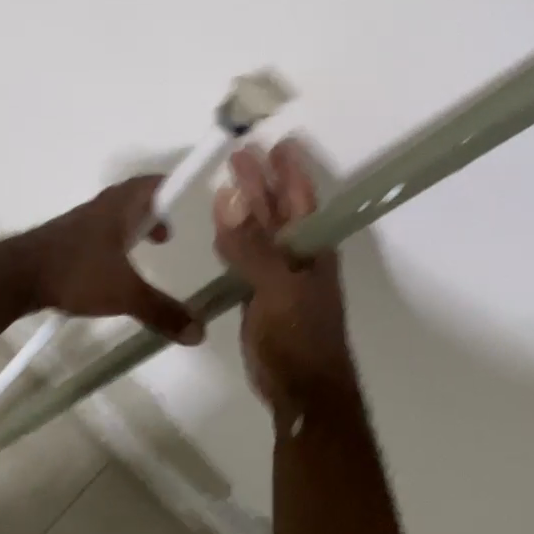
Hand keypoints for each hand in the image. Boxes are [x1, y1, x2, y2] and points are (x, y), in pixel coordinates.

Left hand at [18, 176, 203, 344]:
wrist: (15, 277)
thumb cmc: (75, 273)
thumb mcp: (125, 295)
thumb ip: (162, 312)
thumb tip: (200, 332)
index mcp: (118, 209)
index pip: (150, 183)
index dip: (171, 187)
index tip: (186, 197)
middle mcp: (97, 210)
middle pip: (130, 200)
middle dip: (151, 214)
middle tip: (165, 236)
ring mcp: (74, 227)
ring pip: (109, 221)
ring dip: (128, 232)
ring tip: (139, 256)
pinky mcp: (59, 245)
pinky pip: (92, 239)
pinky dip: (107, 249)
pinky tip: (106, 275)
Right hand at [213, 137, 357, 410]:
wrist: (302, 391)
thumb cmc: (299, 338)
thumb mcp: (277, 287)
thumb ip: (251, 244)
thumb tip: (228, 195)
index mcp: (311, 250)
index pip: (301, 200)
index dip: (290, 172)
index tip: (276, 142)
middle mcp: (299, 259)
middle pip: (278, 212)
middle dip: (261, 183)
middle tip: (241, 154)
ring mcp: (280, 280)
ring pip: (261, 235)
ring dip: (246, 209)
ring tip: (228, 184)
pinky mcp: (261, 299)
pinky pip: (246, 260)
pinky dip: (234, 242)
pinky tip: (222, 234)